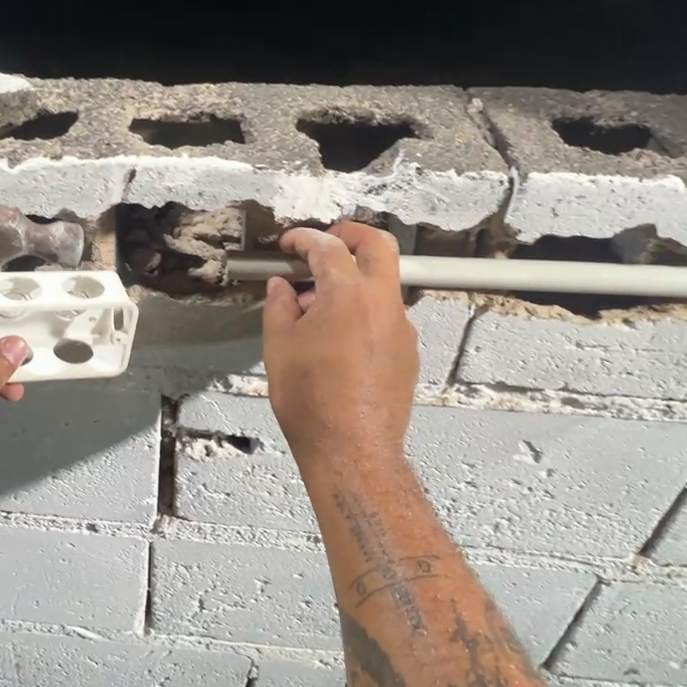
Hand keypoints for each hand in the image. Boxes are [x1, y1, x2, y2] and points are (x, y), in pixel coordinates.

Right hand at [261, 222, 418, 468]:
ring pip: (383, 282)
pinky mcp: (408, 352)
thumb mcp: (279, 347)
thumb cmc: (311, 402)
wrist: (352, 450)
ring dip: (354, 279)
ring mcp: (401, 328)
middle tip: (323, 244)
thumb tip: (282, 287)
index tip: (289, 244)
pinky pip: (386, 315)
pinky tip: (338, 337)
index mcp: (347, 295)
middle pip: (378, 245)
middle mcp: (382, 304)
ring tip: (318, 306)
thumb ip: (280, 306)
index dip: (304, 239)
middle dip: (350, 235)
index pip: (328, 247)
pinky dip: (364, 310)